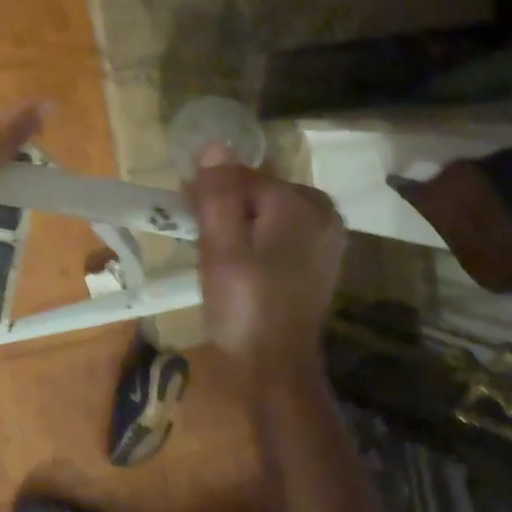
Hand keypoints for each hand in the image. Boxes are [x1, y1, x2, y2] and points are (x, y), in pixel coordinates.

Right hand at [184, 147, 346, 380]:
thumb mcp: (220, 248)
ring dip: (236, 222)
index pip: (239, 176)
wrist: (277, 366)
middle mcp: (322, 210)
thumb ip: (218, 195)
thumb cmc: (243, 305)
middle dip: (222, 206)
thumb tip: (215, 145)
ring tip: (215, 253)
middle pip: (256, 189)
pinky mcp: (320, 256)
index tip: (184, 219)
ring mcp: (326, 235)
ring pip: (265, 208)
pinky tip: (241, 264)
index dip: (206, 193)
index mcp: (300, 203)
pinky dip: (255, 237)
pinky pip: (279, 228)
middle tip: (199, 240)